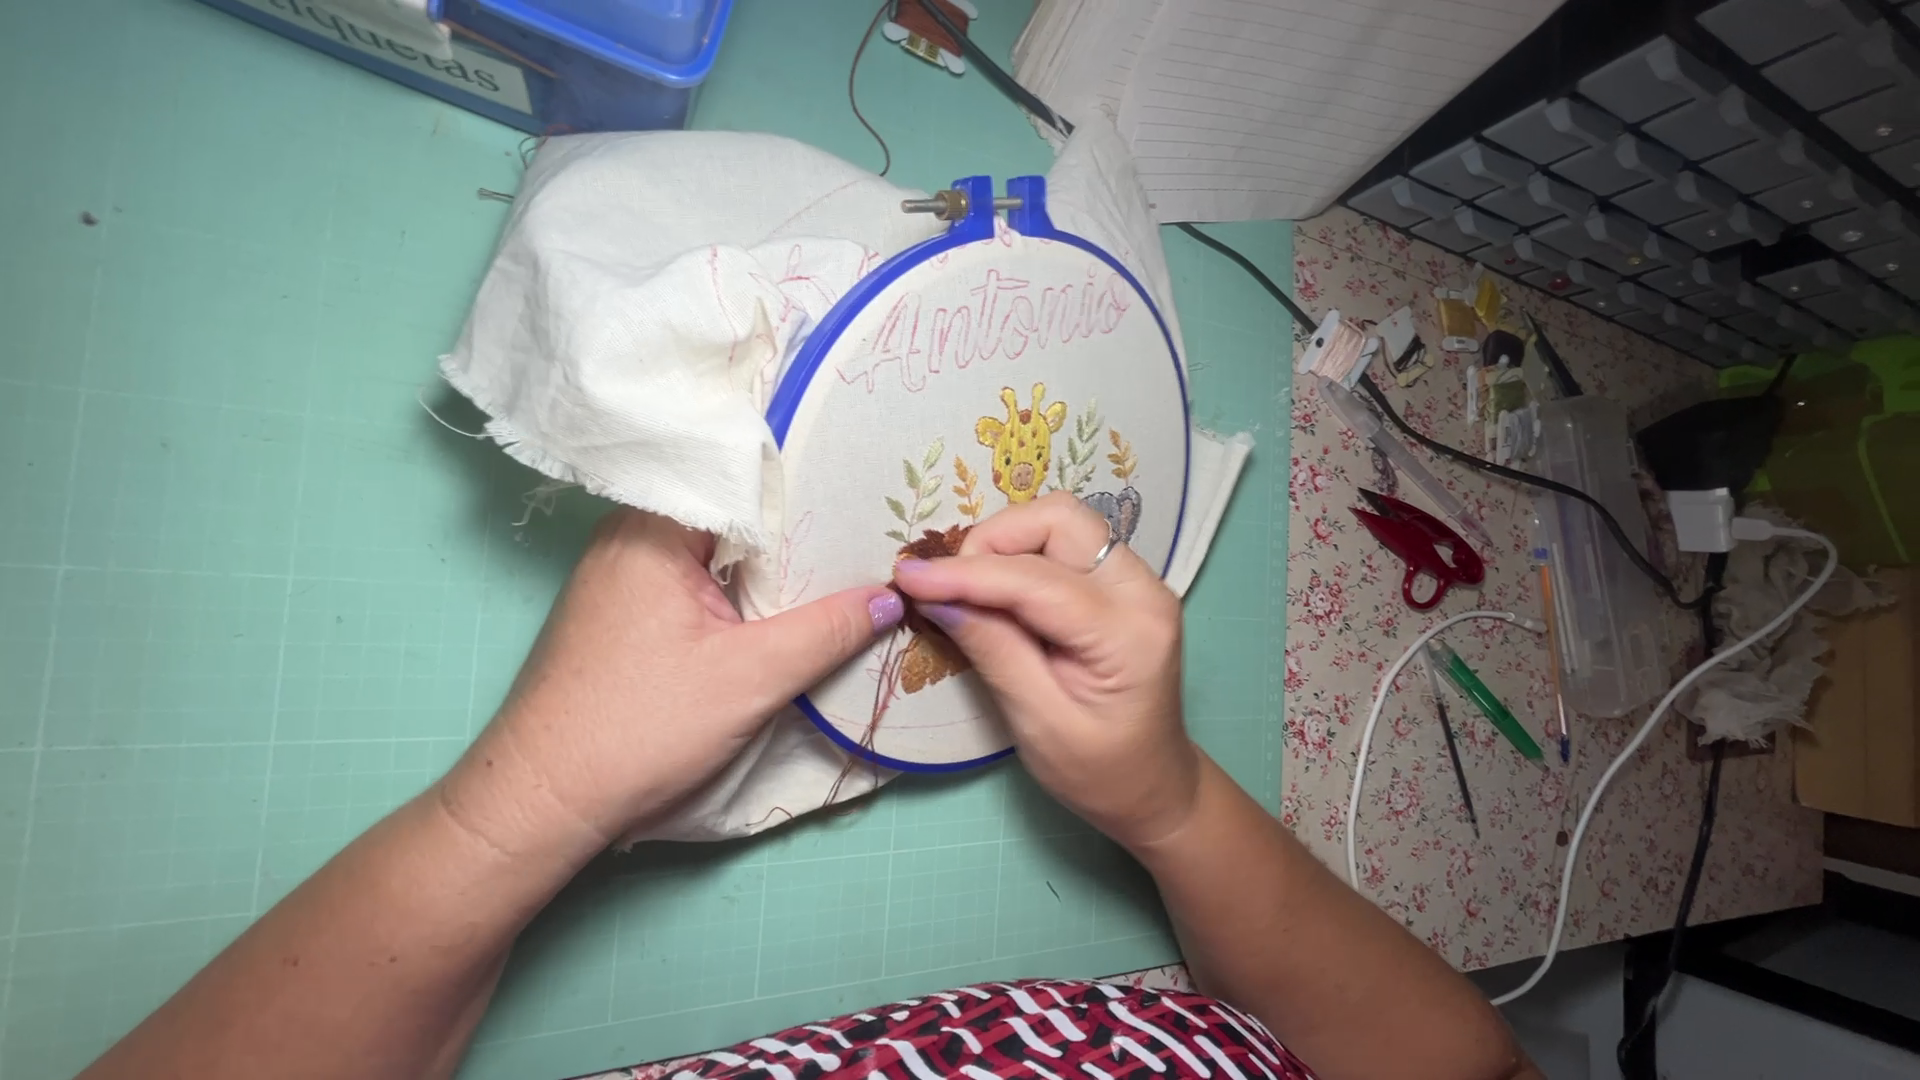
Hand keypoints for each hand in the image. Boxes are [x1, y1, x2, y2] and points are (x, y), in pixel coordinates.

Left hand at [445, 507, 903, 849]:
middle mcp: (631, 536)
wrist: (543, 804)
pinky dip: (740, 589)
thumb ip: (829, 630)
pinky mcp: (626, 612)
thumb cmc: (641, 727)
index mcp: (652, 528)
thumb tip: (892, 596)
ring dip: (770, 564)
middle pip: (732, 515)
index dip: (804, 479)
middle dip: (795, 527)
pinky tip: (782, 605)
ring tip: (838, 561)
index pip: (740, 478)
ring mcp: (624, 575)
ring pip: (716, 552)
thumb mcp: (753, 677)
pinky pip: (698, 581)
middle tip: (863, 528)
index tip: (860, 486)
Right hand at [891, 493, 1198, 849]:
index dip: (966, 574)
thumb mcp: (1037, 723)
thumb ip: (992, 649)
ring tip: (972, 589)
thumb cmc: (1098, 771)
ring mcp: (1138, 580)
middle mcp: (1143, 589)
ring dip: (1006, 542)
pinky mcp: (1123, 581)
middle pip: (1060, 518)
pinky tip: (998, 589)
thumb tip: (935, 594)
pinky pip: (1066, 541)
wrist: (1153, 786)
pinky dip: (1022, 552)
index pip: (1037, 580)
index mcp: (1129, 633)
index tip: (908, 578)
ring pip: (1061, 520)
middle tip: (953, 587)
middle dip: (994, 540)